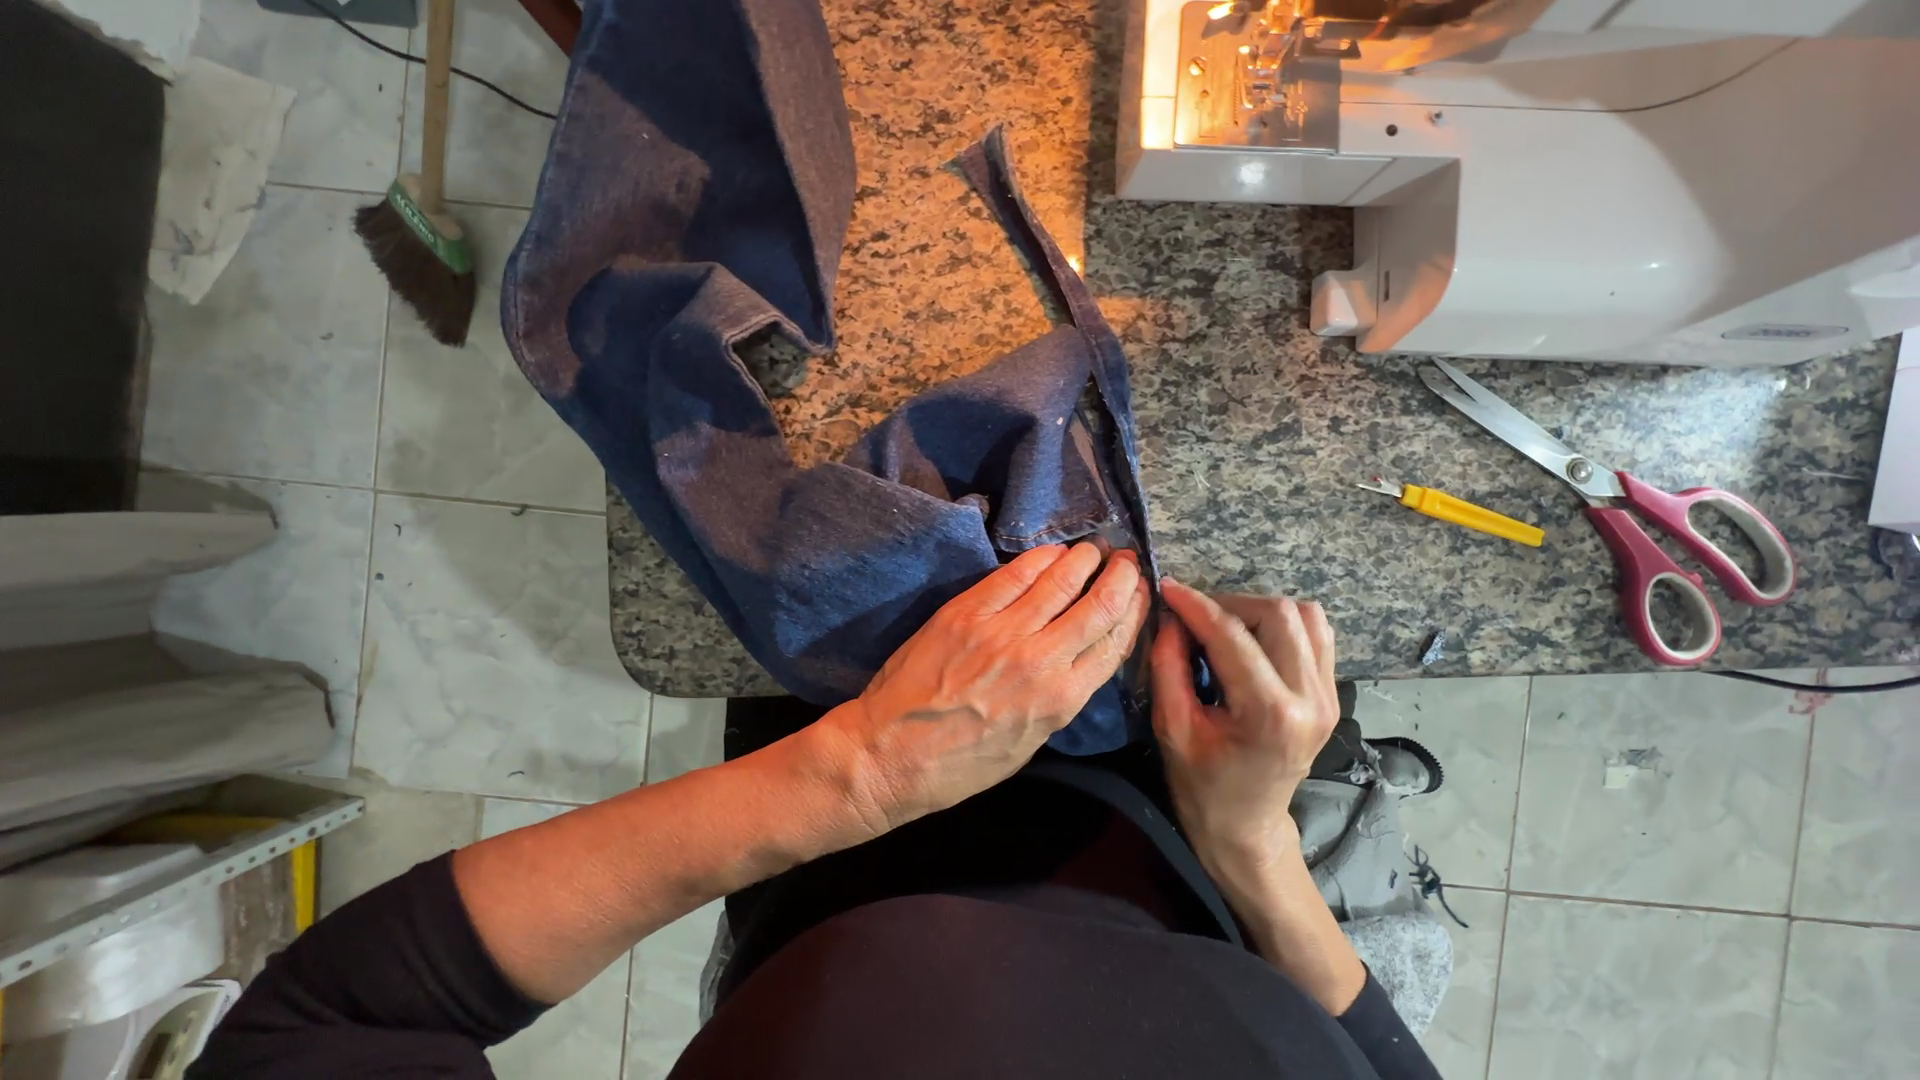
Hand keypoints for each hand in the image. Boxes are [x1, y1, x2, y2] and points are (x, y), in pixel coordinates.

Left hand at [822, 542, 1150, 834]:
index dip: (1134, 611)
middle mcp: (1041, 660)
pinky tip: (1054, 551)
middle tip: (1127, 559)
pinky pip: (1014, 574)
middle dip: (1121, 577)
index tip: (1143, 591)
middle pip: (1097, 606)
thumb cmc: (959, 766)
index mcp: (1060, 702)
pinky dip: (1041, 558)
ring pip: (1060, 581)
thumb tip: (1076, 665)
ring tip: (1096, 548)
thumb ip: (1058, 703)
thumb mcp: (1028, 747)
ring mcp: (1002, 631)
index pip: (1113, 644)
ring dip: (1085, 559)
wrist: (889, 756)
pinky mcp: (967, 612)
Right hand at [1149, 580, 1339, 904]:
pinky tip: (1253, 641)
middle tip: (1195, 616)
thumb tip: (1171, 617)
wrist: (1246, 824)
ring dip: (1258, 611)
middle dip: (1228, 604)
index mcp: (1269, 713)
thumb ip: (1169, 665)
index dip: (1196, 605)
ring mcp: (1329, 696)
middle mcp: (1311, 699)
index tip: (1168, 587)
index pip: (1232, 635)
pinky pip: (1317, 635)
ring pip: (1305, 616)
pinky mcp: (1333, 694)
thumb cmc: (1202, 784)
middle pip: (1277, 613)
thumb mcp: (1173, 727)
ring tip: (1225, 628)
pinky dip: (1283, 626)